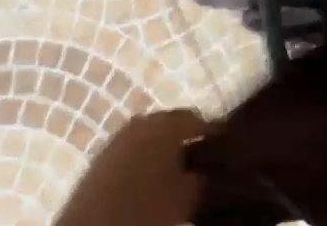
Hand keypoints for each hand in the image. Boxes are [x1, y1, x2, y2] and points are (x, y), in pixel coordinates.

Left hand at [54, 110, 210, 225]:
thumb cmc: (147, 206)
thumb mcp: (185, 197)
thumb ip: (200, 178)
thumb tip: (205, 170)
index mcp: (166, 124)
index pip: (197, 119)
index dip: (212, 131)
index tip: (223, 143)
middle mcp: (142, 121)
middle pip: (171, 123)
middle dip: (185, 138)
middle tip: (200, 156)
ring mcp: (119, 136)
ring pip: (150, 135)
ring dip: (163, 148)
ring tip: (176, 168)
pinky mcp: (103, 156)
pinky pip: (133, 148)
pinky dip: (145, 157)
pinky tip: (150, 176)